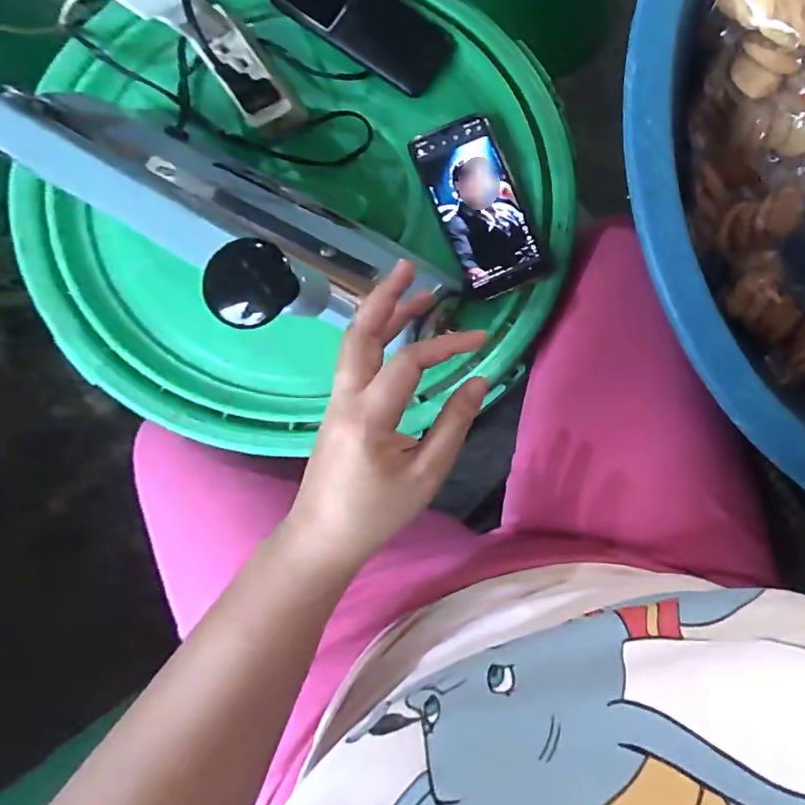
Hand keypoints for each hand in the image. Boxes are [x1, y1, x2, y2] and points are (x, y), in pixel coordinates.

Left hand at [282, 261, 488, 571]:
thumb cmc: (377, 512)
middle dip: (386, 296)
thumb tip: (478, 380)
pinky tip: (392, 331)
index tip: (482, 338)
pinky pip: (353, 358)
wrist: (322, 535)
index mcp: (369, 416)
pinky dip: (374, 334)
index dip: (448, 343)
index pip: (410, 361)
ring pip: (353, 342)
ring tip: (411, 290)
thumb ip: (454, 424)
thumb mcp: (426, 474)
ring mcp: (336, 399)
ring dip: (380, 312)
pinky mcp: (336, 405)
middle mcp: (346, 397)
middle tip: (412, 268)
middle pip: (361, 333)